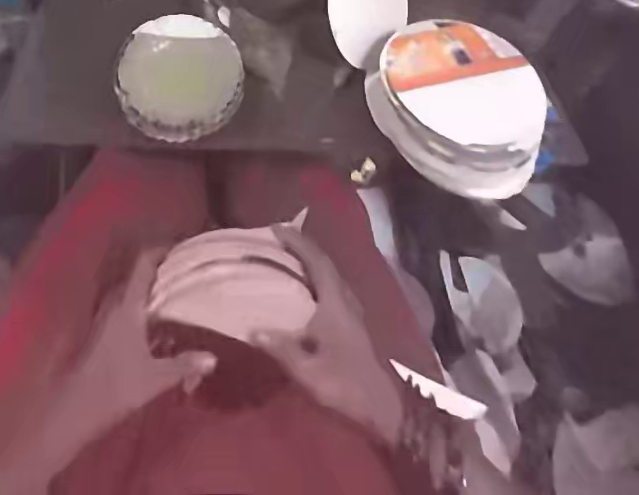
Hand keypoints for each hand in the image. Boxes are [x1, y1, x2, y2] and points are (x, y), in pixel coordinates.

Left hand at [53, 247, 216, 431]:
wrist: (76, 406)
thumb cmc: (116, 385)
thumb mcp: (155, 377)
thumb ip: (184, 365)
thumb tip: (212, 358)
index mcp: (128, 304)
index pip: (144, 263)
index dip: (161, 250)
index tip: (181, 248)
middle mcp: (116, 302)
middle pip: (139, 275)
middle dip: (162, 271)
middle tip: (187, 273)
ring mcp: (107, 315)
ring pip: (133, 292)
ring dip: (152, 291)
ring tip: (177, 296)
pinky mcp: (104, 330)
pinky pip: (128, 307)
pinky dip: (144, 307)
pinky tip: (159, 325)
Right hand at [252, 224, 404, 444]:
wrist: (386, 409)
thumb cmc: (346, 384)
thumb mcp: (309, 371)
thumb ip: (281, 349)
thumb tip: (252, 329)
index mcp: (335, 302)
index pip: (316, 260)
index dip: (297, 241)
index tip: (276, 228)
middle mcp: (346, 299)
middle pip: (324, 262)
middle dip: (302, 246)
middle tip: (278, 238)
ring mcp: (352, 311)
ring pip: (330, 274)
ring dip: (310, 260)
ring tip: (288, 256)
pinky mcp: (353, 323)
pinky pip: (332, 286)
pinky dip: (316, 276)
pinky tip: (305, 287)